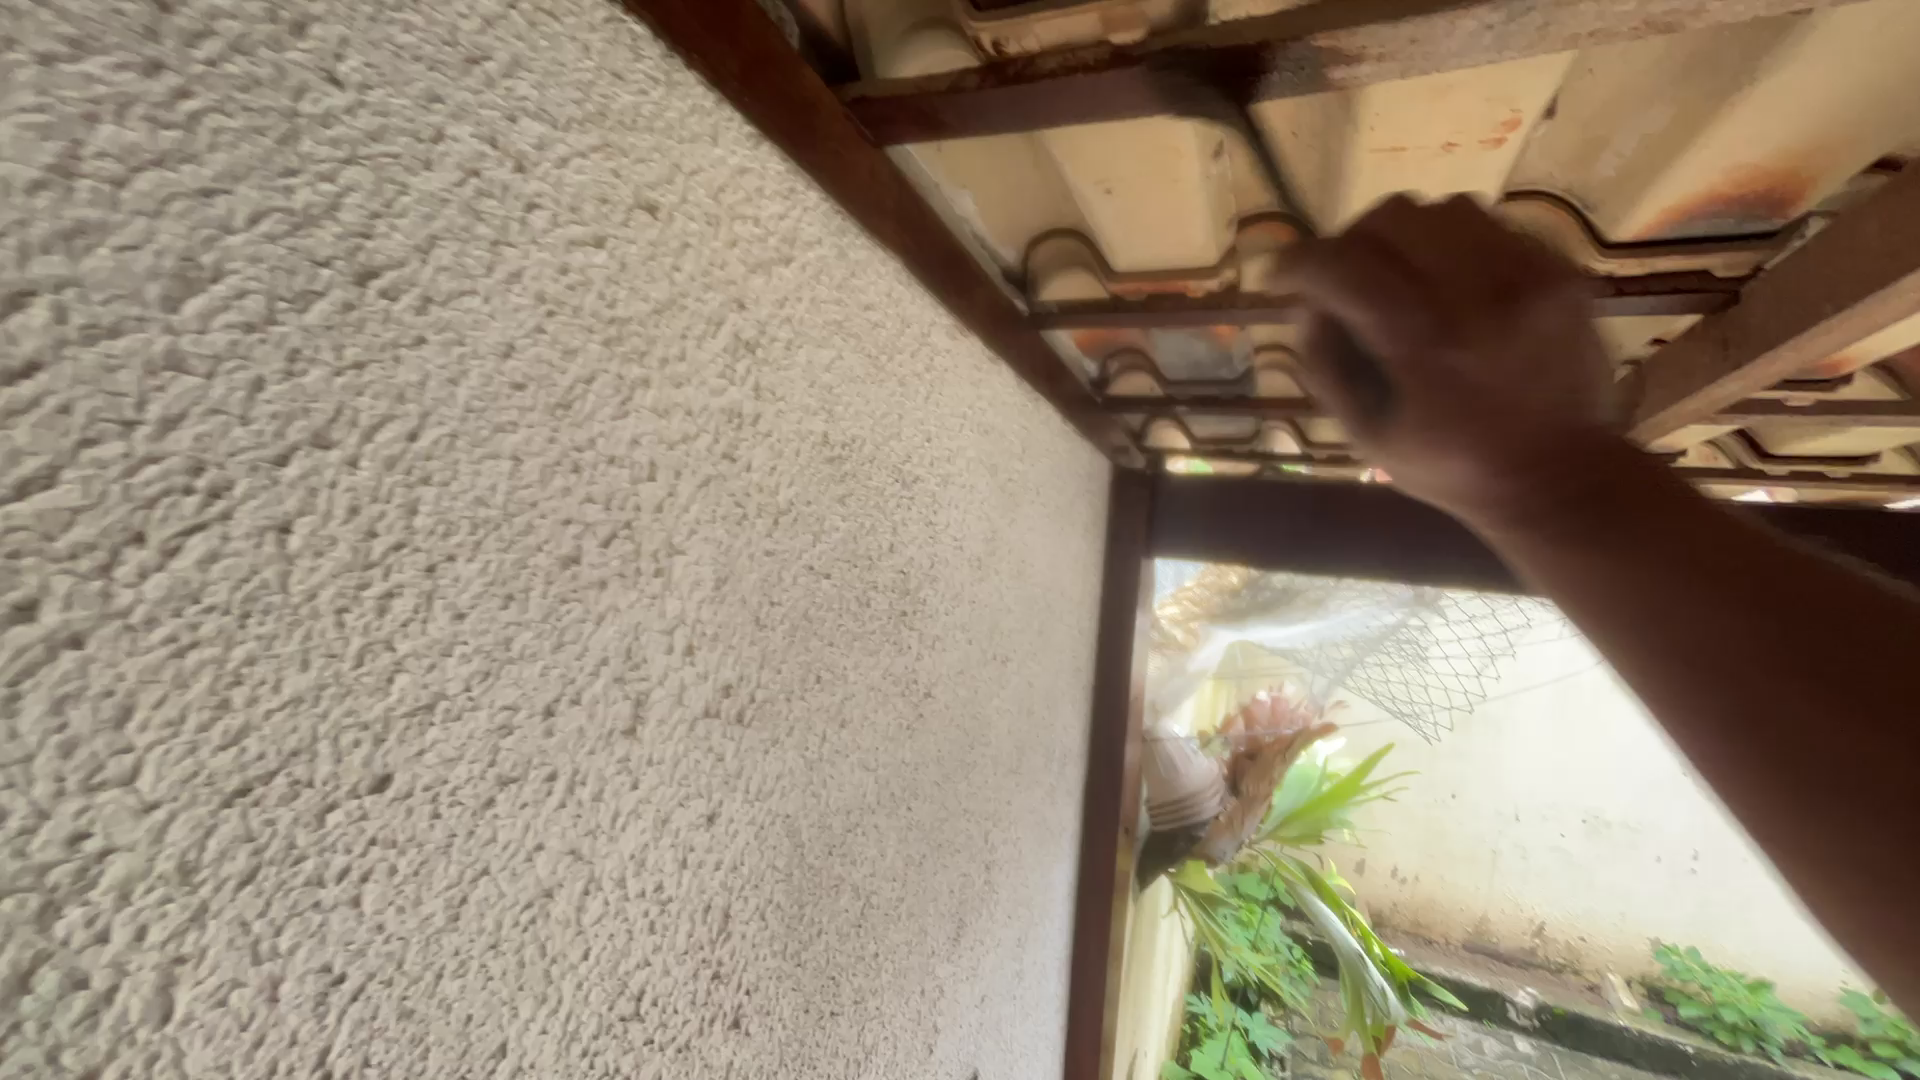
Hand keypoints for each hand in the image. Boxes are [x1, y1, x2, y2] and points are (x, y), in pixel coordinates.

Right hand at [1273, 194, 1625, 530]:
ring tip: (1391, 279)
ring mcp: (1529, 275)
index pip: (1346, 268)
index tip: (1274, 276)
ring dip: (1400, 238)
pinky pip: (1487, 226)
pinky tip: (1442, 287)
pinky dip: (1447, 247)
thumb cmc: (1446, 465)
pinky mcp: (1560, 270)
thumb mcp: (1363, 434)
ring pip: (1442, 210)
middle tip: (1338, 281)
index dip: (1297, 262)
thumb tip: (1306, 304)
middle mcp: (1481, 295)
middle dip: (1348, 244)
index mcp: (1426, 345)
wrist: (1558, 474)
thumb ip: (1326, 364)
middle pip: (1392, 218)